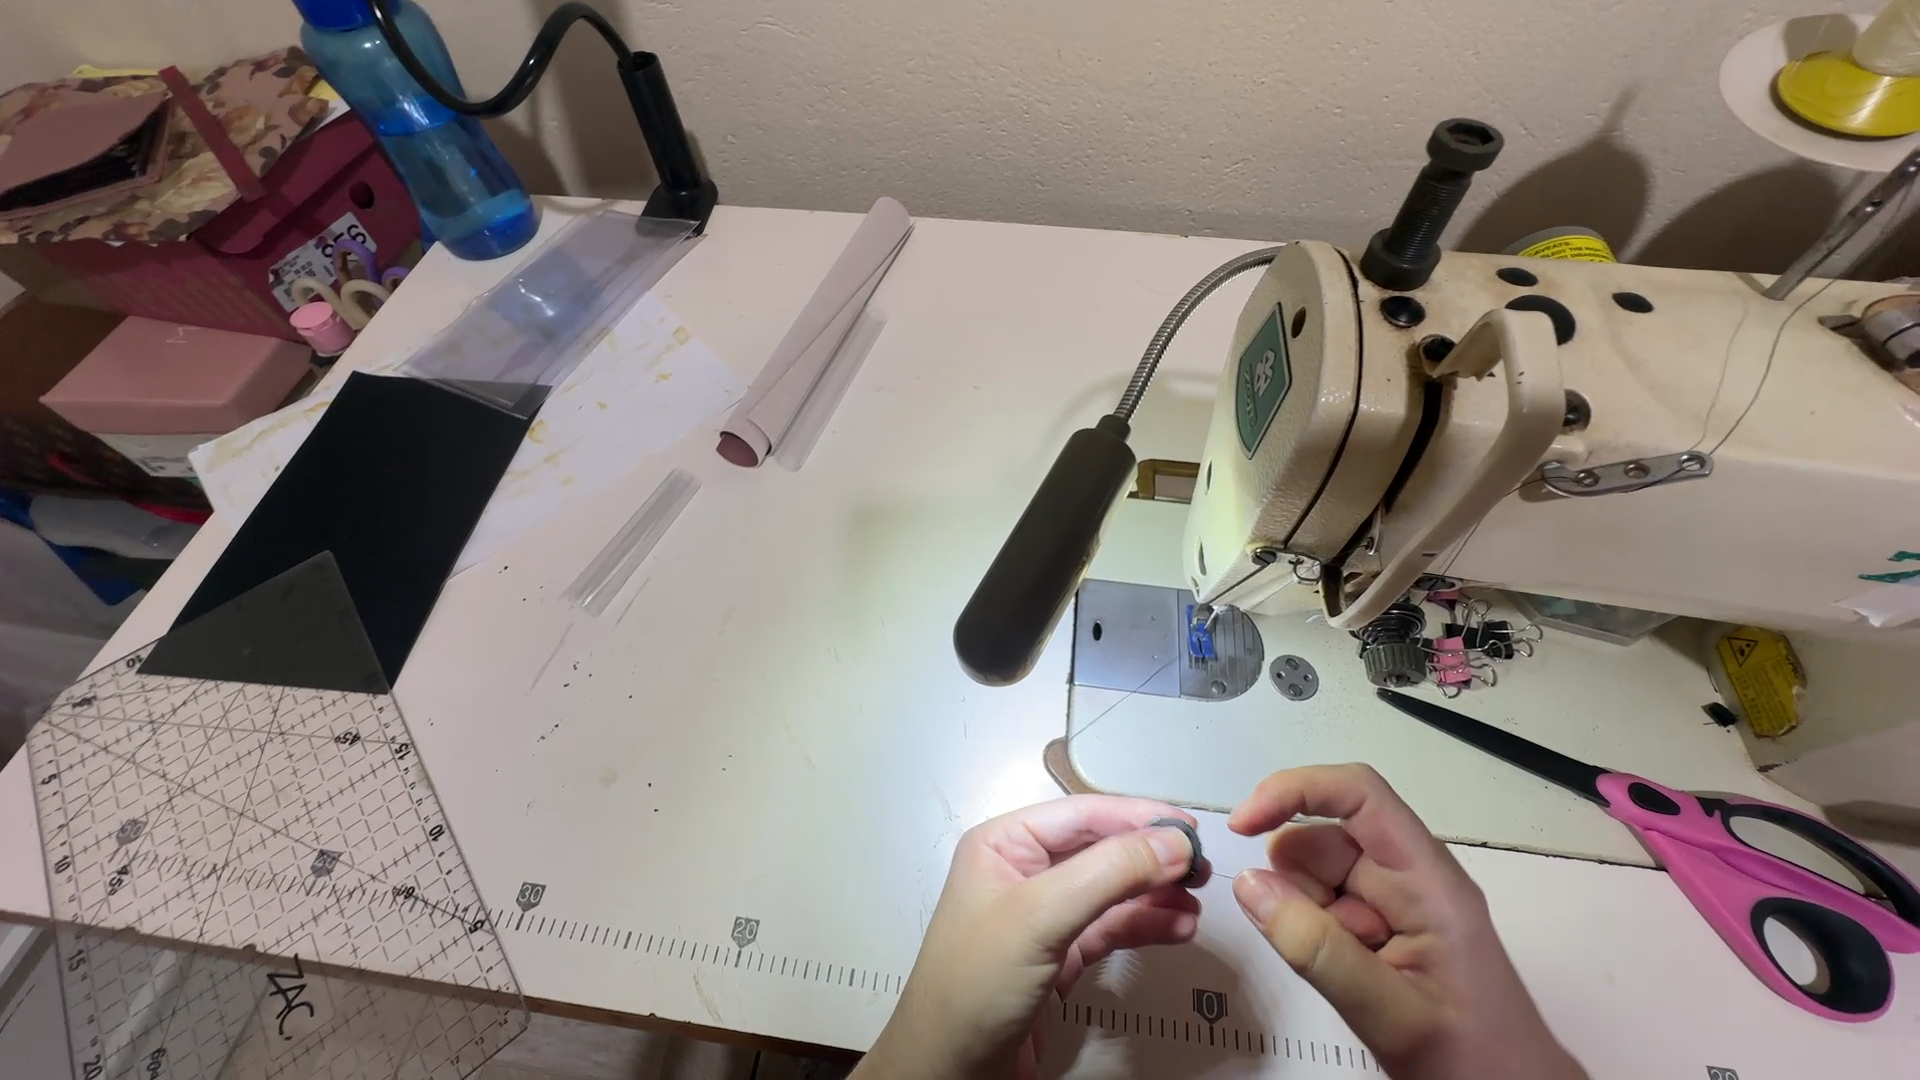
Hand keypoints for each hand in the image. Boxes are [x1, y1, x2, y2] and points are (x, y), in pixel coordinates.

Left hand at [855, 796, 1202, 1079]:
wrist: (949, 1073)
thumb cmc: (972, 986)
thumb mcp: (1040, 916)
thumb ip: (1108, 873)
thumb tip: (1171, 841)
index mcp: (1004, 842)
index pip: (1082, 813)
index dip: (1137, 816)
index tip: (1189, 827)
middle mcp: (1023, 869)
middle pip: (1100, 848)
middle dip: (1151, 855)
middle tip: (1199, 865)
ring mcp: (1043, 913)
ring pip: (1111, 889)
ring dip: (1155, 891)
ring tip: (1195, 898)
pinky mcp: (1059, 954)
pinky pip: (1110, 927)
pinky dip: (1145, 925)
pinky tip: (1177, 927)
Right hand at [1230, 764, 1586, 1079]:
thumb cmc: (1474, 1062)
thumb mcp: (1394, 1016)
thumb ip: (1318, 951)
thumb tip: (1246, 881)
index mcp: (1425, 877)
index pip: (1357, 794)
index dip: (1295, 790)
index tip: (1242, 825)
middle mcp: (1406, 872)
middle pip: (1322, 836)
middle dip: (1297, 884)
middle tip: (1321, 952)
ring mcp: (1391, 896)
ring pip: (1311, 869)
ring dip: (1305, 913)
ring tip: (1345, 972)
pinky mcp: (1377, 920)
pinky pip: (1318, 902)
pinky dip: (1312, 931)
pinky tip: (1348, 975)